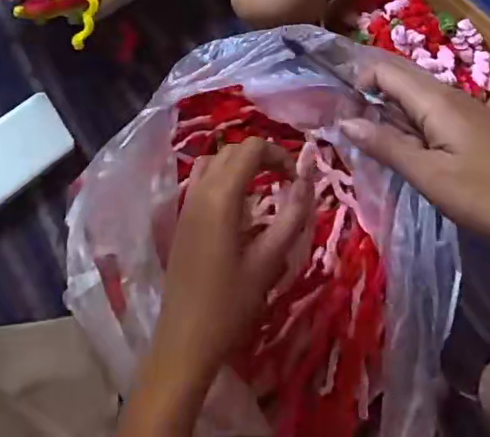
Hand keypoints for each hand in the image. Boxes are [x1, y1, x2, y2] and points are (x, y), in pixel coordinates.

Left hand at [151, 137, 316, 384]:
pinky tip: (239, 209)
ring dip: (240, 165)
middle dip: (262, 156)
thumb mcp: (269, 262)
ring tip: (263, 188)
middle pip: (233, 149)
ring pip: (215, 161)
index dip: (279, 154)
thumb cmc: (230, 304)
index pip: (252, 148)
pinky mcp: (181, 218)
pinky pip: (203, 179)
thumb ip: (291, 217)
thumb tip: (308, 182)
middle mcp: (200, 190)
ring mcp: (186, 203)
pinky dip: (223, 178)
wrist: (184, 341)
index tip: (296, 180)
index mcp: (221, 196)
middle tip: (285, 181)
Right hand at [342, 54, 489, 251]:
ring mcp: (463, 109)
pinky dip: (406, 117)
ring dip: (384, 103)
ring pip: (413, 92)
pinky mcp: (473, 125)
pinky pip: (429, 109)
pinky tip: (399, 140)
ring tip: (359, 126)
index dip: (353, 78)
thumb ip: (388, 146)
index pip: (383, 70)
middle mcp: (447, 94)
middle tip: (335, 110)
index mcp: (434, 100)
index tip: (329, 100)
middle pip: (397, 75)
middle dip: (365, 86)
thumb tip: (344, 120)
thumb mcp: (433, 177)